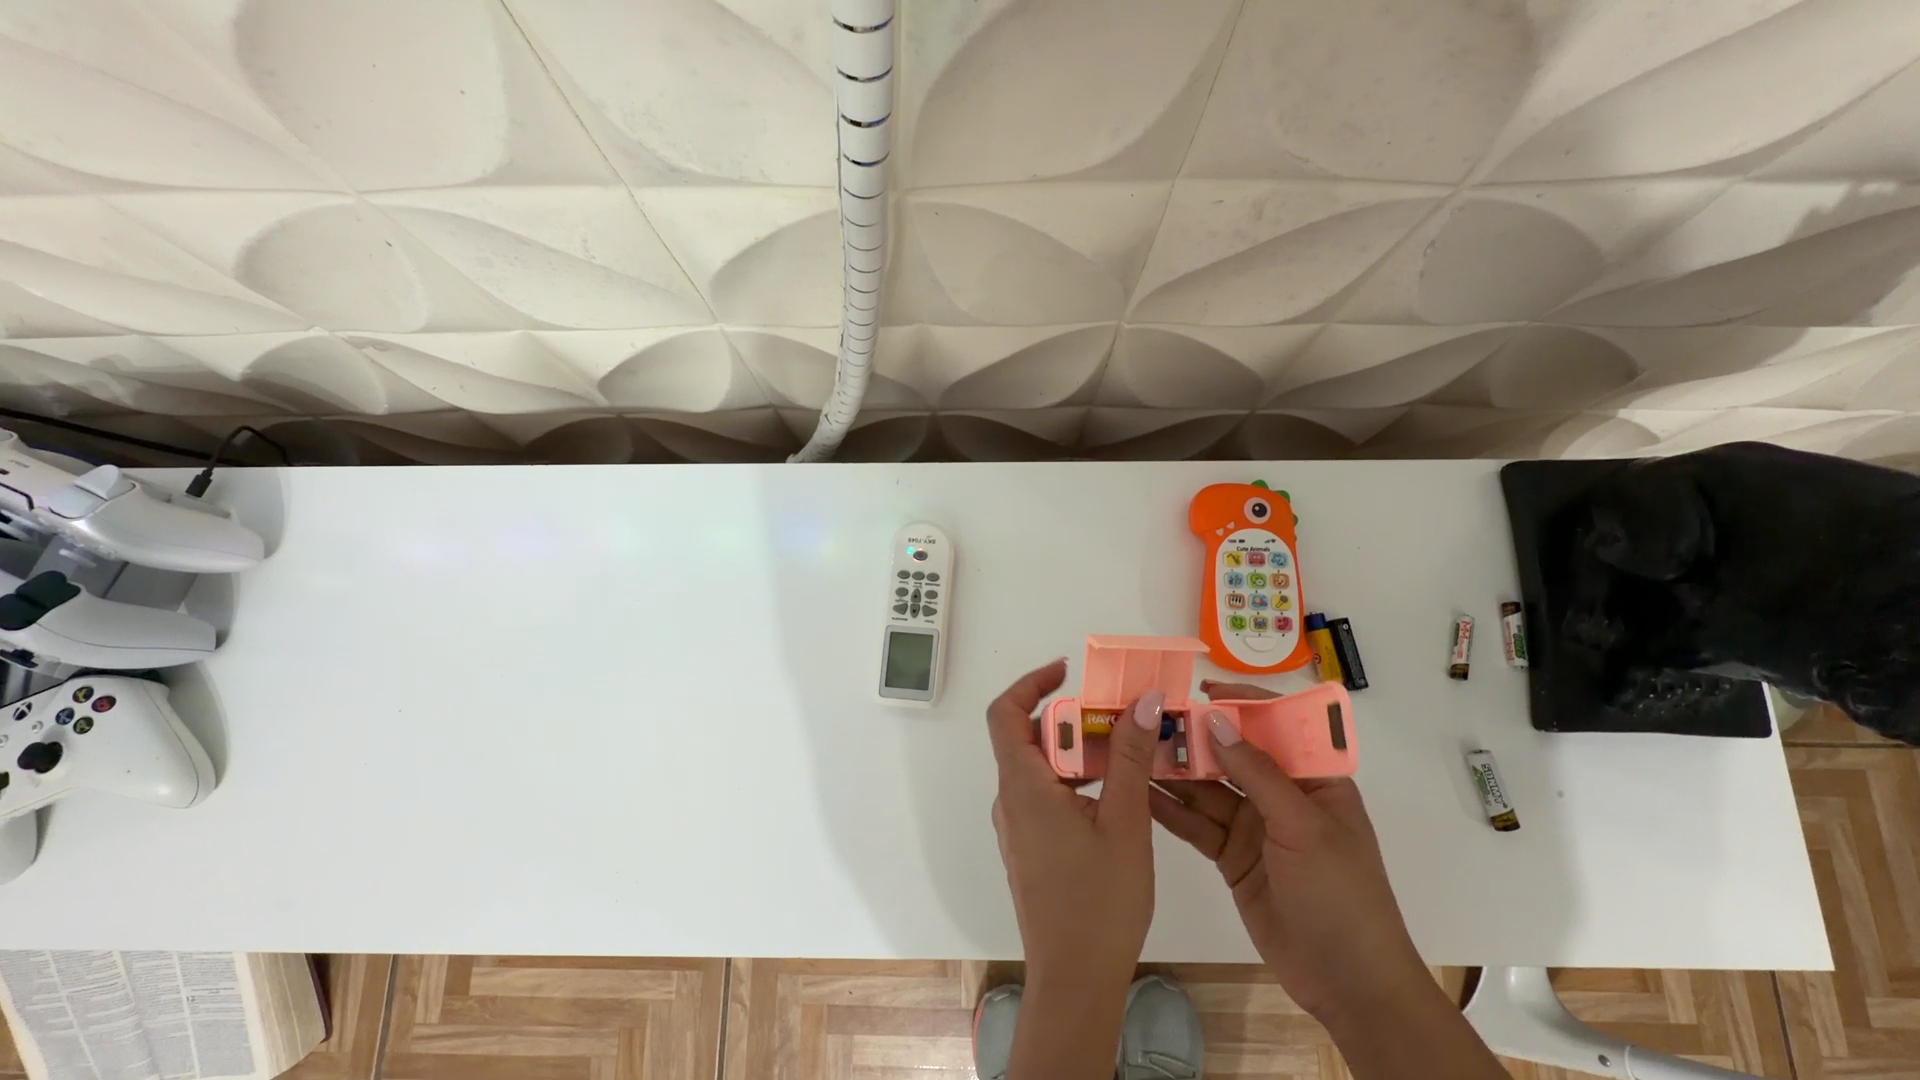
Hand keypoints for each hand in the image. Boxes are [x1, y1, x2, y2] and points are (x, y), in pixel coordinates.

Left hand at [985, 658, 1164, 989]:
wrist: (1075, 979)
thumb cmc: (1100, 900)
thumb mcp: (1124, 821)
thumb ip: (1129, 756)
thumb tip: (1140, 701)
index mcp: (1022, 786)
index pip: (1004, 713)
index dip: (1030, 683)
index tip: (1066, 670)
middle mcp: (1010, 801)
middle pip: (1027, 738)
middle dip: (1070, 718)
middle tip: (1117, 715)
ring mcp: (1017, 828)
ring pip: (1040, 770)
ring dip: (1077, 752)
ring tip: (1126, 751)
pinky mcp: (1029, 849)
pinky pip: (1045, 797)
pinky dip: (1075, 782)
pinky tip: (1116, 795)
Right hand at [1147, 680, 1431, 1028]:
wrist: (1347, 981)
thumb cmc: (1341, 894)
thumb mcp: (1303, 827)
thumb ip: (1257, 773)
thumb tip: (1216, 721)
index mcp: (1315, 779)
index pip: (1278, 726)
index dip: (1242, 704)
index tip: (1200, 691)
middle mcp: (1282, 795)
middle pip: (1234, 755)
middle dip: (1196, 737)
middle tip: (1149, 719)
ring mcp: (1255, 826)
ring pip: (1208, 788)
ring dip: (1175, 771)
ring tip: (1132, 750)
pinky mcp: (1231, 855)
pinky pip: (1197, 823)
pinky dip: (1170, 810)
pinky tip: (1138, 793)